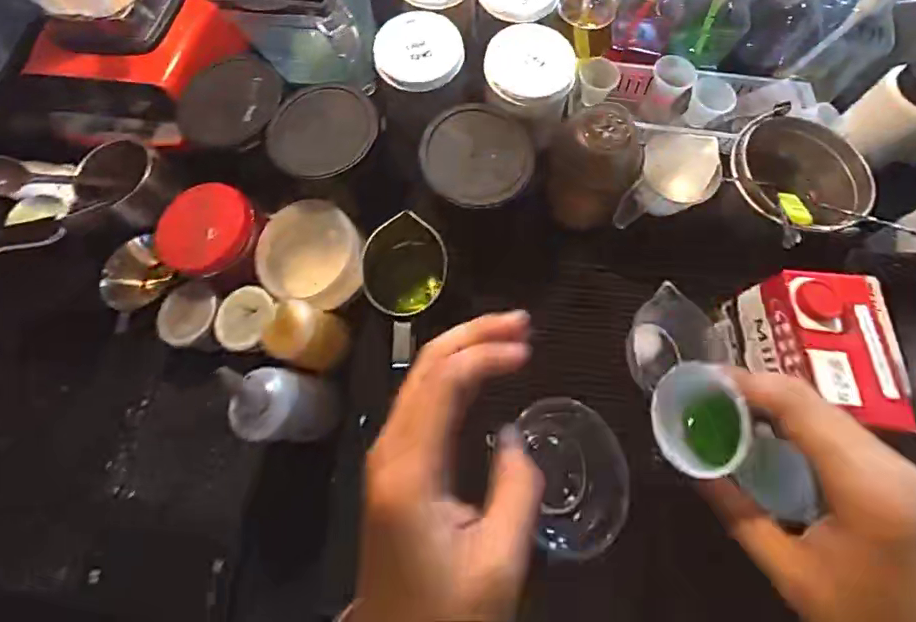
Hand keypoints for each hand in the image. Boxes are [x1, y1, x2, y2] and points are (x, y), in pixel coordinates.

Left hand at [353, 312, 542, 621]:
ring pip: (422, 375)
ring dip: (466, 346)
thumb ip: (516, 492)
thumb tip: (514, 438)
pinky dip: (456, 372)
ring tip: (510, 335)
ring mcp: (388, 454)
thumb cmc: (447, 612)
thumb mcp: (498, 565)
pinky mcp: (394, 463)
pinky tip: (483, 368)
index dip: (485, 354)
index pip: (443, 383)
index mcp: (409, 470)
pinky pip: (423, 398)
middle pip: (426, 365)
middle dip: (474, 333)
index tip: (527, 350)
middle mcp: (390, 449)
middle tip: (521, 322)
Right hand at [698, 371, 915, 621]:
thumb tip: (698, 472)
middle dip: (757, 389)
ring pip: (826, 410)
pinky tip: (774, 436)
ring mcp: (899, 464)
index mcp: (863, 481)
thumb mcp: (797, 579)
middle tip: (711, 395)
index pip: (797, 404)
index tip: (705, 379)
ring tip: (733, 411)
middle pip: (812, 399)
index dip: (748, 383)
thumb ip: (744, 519)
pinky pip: (840, 429)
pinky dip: (800, 422)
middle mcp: (886, 458)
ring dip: (778, 403)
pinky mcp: (900, 474)